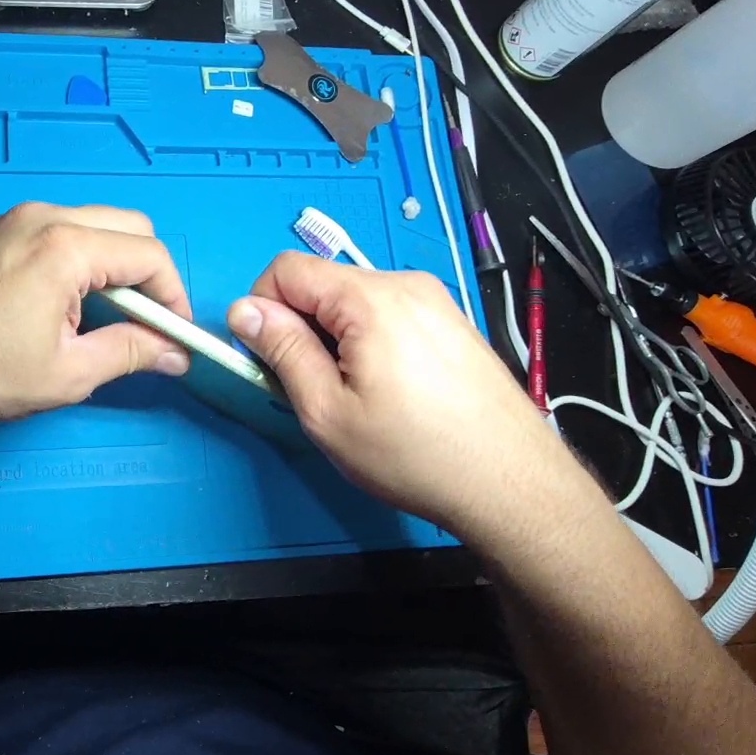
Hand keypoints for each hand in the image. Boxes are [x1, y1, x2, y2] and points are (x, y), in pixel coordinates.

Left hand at [0, 203, 192, 435]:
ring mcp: (15, 220)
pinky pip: (60, 230)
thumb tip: (174, 354)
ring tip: (105, 318)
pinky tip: (69, 303)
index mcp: (64, 247)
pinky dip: (82, 259)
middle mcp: (42, 218)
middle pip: (128, 227)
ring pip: (95, 224)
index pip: (149, 254)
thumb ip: (131, 353)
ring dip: (115, 265)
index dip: (173, 296)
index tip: (174, 333)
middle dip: (148, 274)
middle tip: (145, 324)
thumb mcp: (69, 372)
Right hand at [227, 252, 580, 535]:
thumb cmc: (413, 454)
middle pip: (322, 282)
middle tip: (313, 386)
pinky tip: (389, 389)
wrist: (513, 485)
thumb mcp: (326, 411)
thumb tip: (242, 310)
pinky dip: (368, 339)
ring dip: (334, 335)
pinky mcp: (451, 321)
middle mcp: (405, 284)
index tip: (270, 357)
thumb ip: (281, 350)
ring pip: (353, 299)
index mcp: (370, 298)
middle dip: (300, 325)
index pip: (286, 268)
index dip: (262, 308)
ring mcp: (435, 300)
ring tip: (354, 393)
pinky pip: (388, 312)